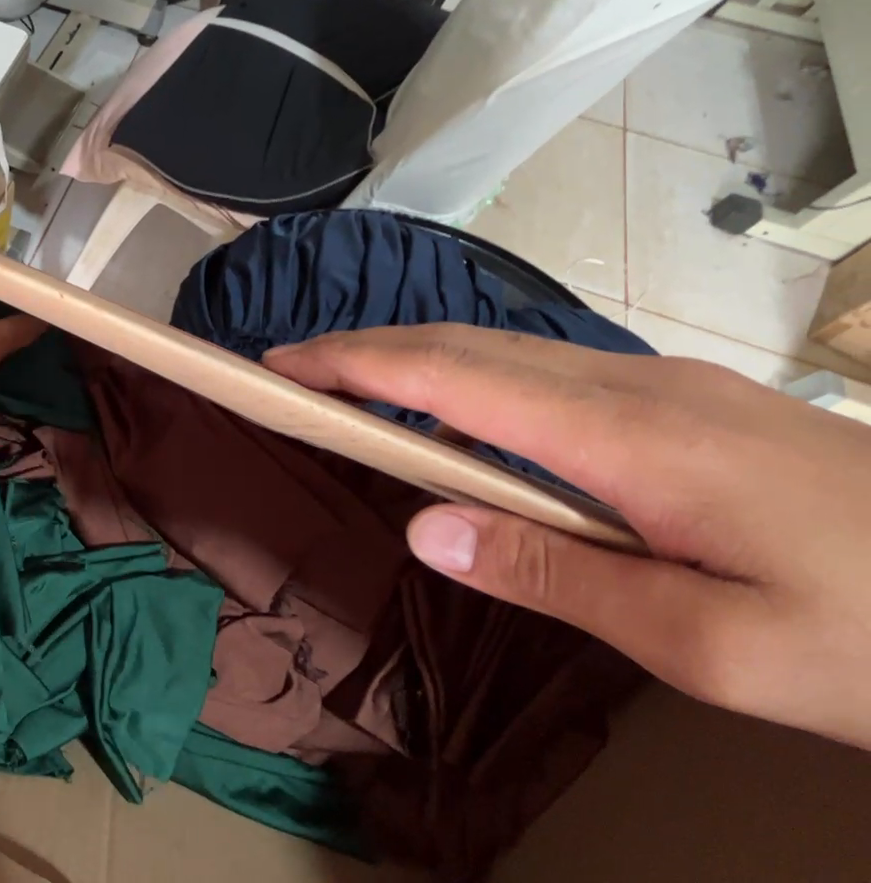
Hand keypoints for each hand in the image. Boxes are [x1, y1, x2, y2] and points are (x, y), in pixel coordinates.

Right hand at [263, 324, 870, 750]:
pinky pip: (545, 370)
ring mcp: (668, 384)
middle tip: (288, 375)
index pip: (448, 374)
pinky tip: (454, 414)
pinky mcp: (689, 399)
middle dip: (362, 349)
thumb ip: (557, 578)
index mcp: (626, 436)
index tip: (276, 366)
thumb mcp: (715, 645)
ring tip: (347, 390)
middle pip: (464, 345)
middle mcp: (635, 386)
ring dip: (410, 359)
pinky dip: (466, 376)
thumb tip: (421, 525)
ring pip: (504, 350)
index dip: (350, 362)